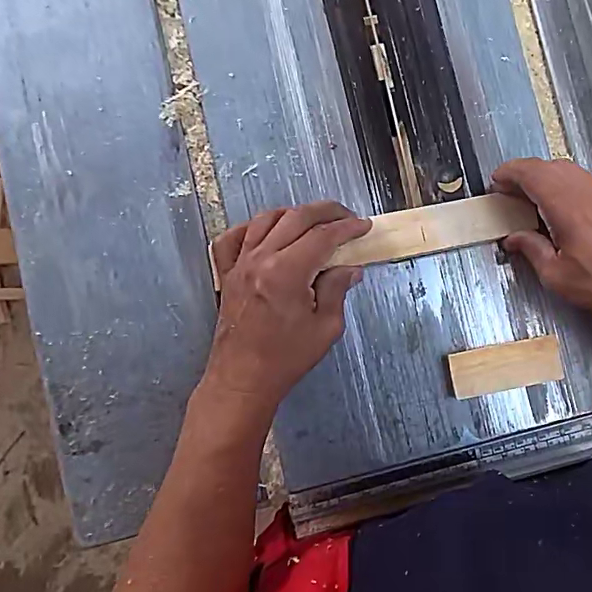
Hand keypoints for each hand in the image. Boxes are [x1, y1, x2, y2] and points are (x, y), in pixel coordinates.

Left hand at [199, 201, 371, 415]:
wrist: (243, 379)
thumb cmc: (284, 359)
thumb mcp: (326, 327)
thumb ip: (337, 289)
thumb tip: (349, 269)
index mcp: (287, 273)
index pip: (323, 236)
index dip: (347, 228)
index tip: (363, 226)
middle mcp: (260, 261)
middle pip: (296, 218)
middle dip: (326, 212)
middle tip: (346, 217)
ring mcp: (240, 264)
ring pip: (267, 219)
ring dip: (295, 214)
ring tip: (315, 221)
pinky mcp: (228, 274)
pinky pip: (235, 237)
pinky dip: (253, 227)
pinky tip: (269, 231)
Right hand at [491, 158, 591, 338]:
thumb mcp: (556, 275)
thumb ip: (531, 249)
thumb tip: (517, 239)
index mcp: (567, 205)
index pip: (531, 172)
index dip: (510, 173)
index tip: (498, 179)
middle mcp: (589, 192)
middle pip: (549, 166)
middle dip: (525, 174)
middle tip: (510, 190)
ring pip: (570, 172)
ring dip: (547, 178)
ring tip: (533, 200)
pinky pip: (586, 183)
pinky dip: (567, 186)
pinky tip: (562, 208)